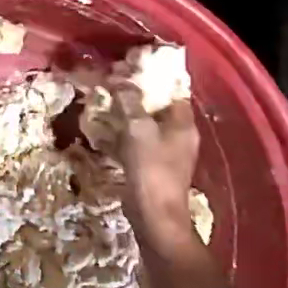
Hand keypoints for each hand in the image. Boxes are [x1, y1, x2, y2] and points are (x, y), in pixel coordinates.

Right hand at [112, 85, 201, 247]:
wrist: (154, 217)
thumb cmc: (151, 168)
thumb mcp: (138, 129)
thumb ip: (130, 102)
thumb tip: (120, 79)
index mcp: (183, 123)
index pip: (172, 91)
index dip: (153, 79)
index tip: (130, 70)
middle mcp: (179, 136)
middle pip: (157, 108)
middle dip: (135, 97)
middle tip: (112, 86)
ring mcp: (167, 154)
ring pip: (145, 126)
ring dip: (126, 116)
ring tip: (104, 105)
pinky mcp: (152, 168)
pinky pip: (137, 144)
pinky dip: (123, 137)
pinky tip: (104, 133)